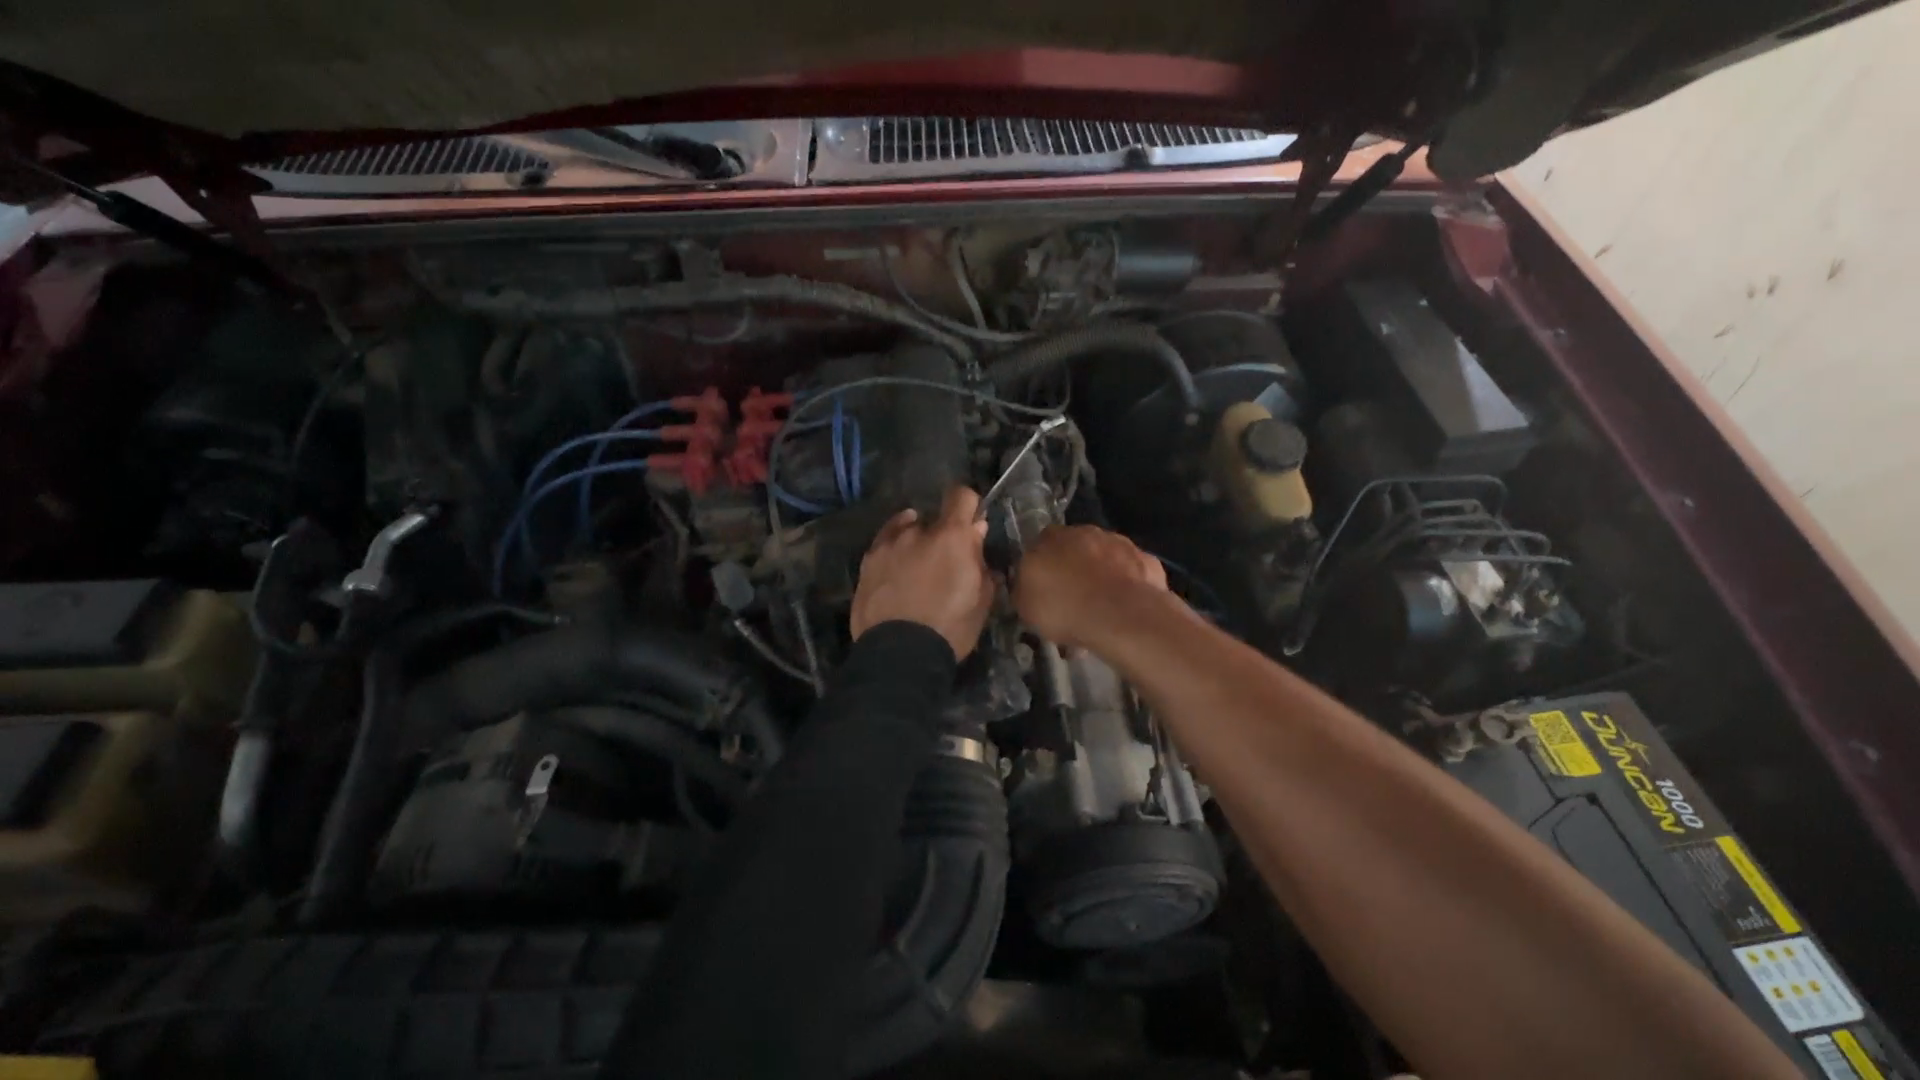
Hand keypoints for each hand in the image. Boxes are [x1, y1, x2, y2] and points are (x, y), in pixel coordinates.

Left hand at [851, 487, 995, 658]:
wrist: (899, 654)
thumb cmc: (950, 629)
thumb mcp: (981, 599)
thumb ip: (980, 561)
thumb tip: (977, 534)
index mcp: (952, 537)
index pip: (962, 496)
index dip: (969, 507)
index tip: (971, 525)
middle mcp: (917, 530)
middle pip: (934, 518)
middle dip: (942, 534)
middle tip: (946, 561)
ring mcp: (888, 544)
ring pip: (906, 529)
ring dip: (915, 541)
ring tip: (917, 568)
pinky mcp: (867, 561)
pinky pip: (885, 543)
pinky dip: (893, 549)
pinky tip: (897, 565)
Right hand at [1012, 525, 1169, 648]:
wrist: (1120, 614)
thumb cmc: (1064, 607)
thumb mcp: (1025, 605)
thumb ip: (1024, 588)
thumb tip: (1026, 584)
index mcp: (1050, 537)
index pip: (1040, 545)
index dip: (1042, 567)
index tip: (1044, 589)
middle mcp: (1085, 532)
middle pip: (1075, 548)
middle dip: (1073, 569)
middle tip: (1071, 600)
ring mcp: (1120, 543)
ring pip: (1105, 558)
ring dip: (1101, 576)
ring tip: (1100, 609)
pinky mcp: (1147, 560)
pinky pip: (1131, 574)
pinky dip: (1126, 587)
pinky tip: (1124, 610)